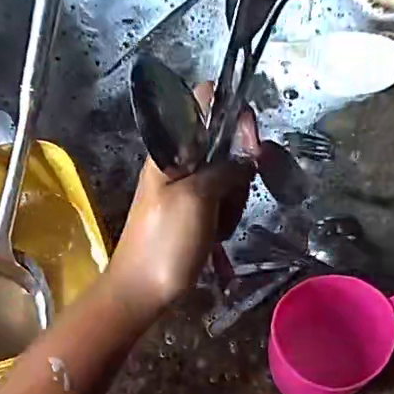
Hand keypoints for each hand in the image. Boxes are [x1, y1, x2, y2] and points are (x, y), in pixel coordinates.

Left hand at [103, 83, 258, 316]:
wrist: (142, 291)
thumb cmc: (166, 243)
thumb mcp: (197, 198)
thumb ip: (224, 169)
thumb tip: (248, 158)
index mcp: (172, 148)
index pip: (204, 103)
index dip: (233, 114)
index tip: (252, 144)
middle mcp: (179, 163)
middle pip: (224, 145)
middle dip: (238, 170)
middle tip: (230, 199)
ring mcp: (186, 191)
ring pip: (227, 178)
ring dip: (233, 201)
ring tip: (220, 225)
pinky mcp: (192, 216)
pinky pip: (221, 204)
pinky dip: (226, 218)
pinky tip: (219, 237)